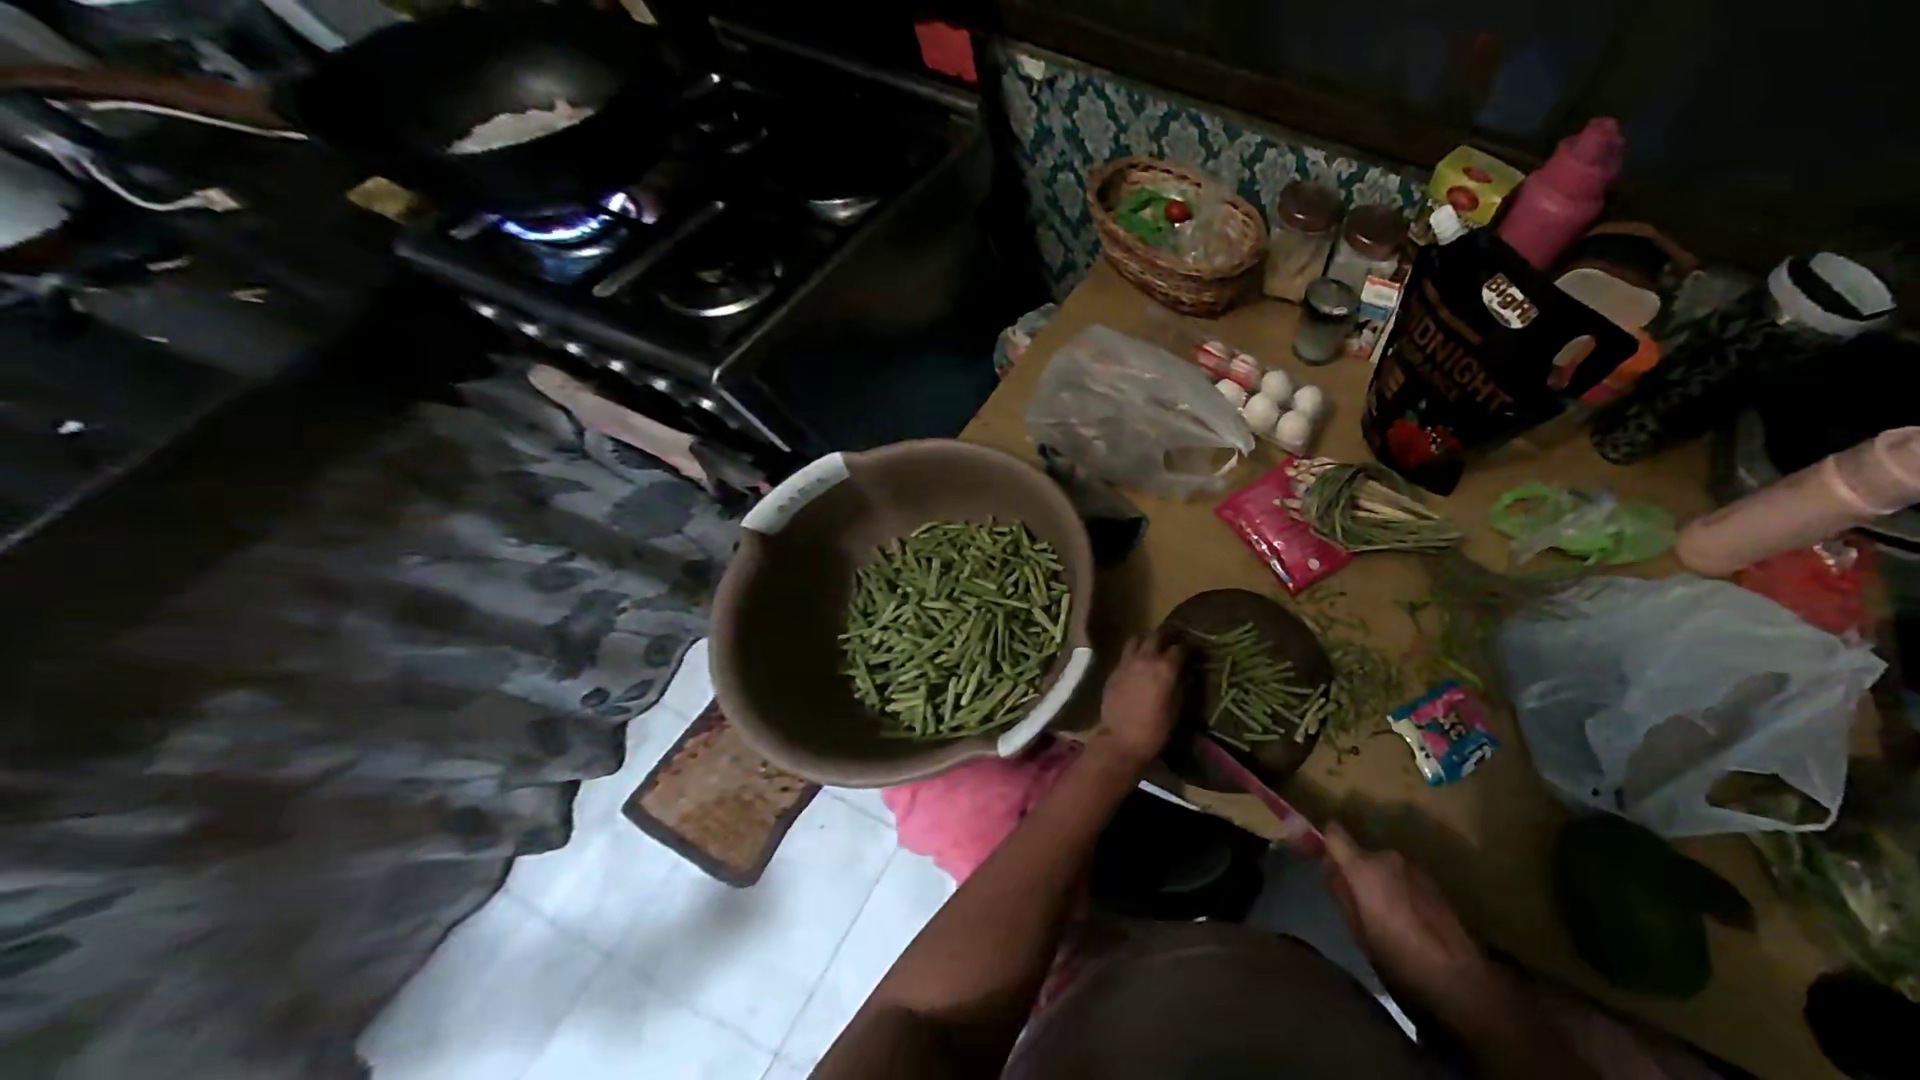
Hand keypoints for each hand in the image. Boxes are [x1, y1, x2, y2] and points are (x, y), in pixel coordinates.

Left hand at [1089, 635, 1184, 769]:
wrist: (1122, 739)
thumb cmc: (1156, 728)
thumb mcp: (1177, 707)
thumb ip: (1181, 683)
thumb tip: (1184, 671)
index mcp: (1165, 668)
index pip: (1180, 648)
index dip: (1188, 647)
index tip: (1192, 649)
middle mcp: (1145, 659)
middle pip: (1156, 636)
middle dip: (1167, 636)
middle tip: (1173, 640)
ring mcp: (1126, 663)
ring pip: (1136, 639)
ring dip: (1146, 640)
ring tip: (1152, 647)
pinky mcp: (1114, 670)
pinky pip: (1125, 654)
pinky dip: (1133, 653)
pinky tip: (1137, 662)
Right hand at [1322, 823, 1494, 1009]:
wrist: (1464, 980)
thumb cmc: (1400, 958)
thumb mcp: (1357, 930)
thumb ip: (1341, 892)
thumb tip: (1331, 869)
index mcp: (1364, 867)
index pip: (1334, 832)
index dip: (1324, 840)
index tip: (1318, 854)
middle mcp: (1389, 857)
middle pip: (1362, 854)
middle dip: (1356, 870)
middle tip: (1357, 901)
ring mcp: (1417, 868)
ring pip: (1386, 867)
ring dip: (1381, 881)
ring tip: (1387, 915)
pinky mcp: (1437, 883)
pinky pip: (1406, 878)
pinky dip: (1401, 890)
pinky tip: (1409, 920)